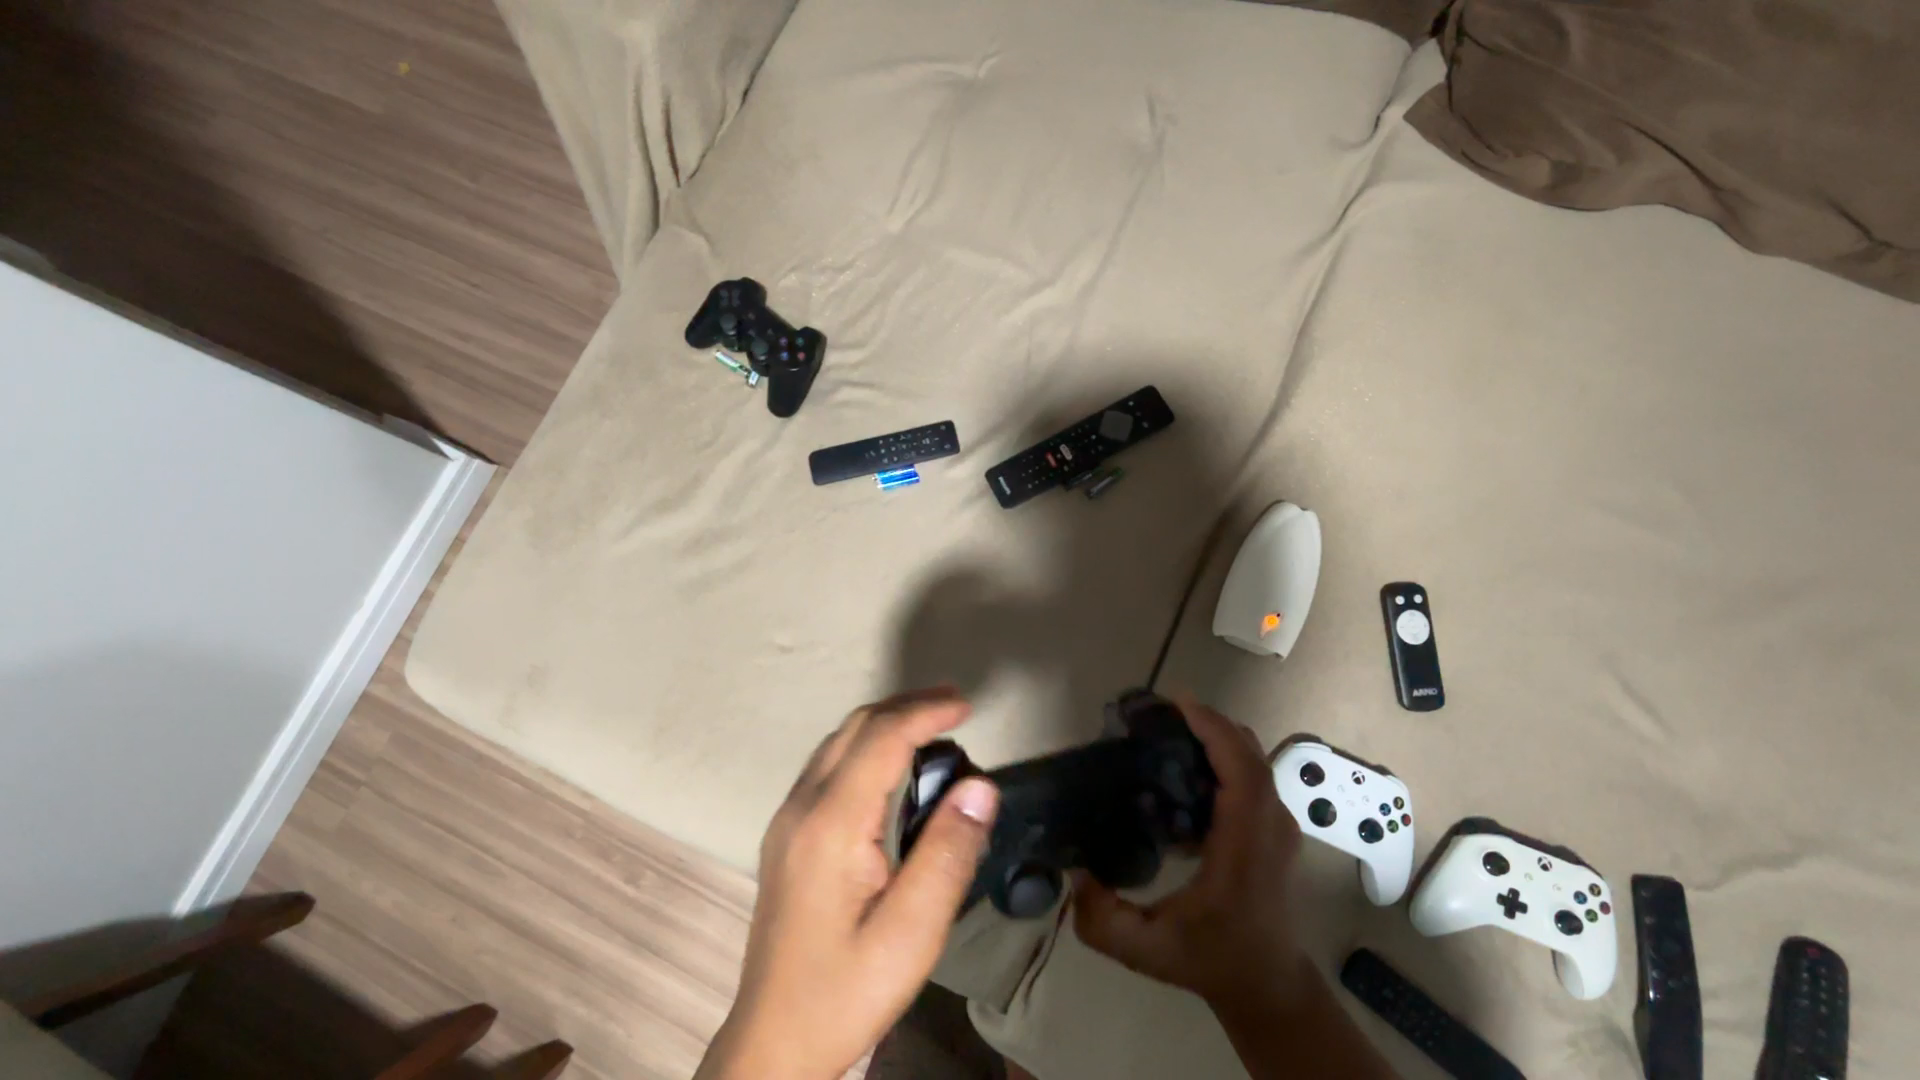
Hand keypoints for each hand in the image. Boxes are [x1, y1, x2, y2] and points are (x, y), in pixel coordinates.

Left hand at [696, 688, 999, 1079]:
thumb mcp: (911, 933)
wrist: (774, 1039)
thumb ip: (947, 854)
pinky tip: (894, 770)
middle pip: (854, 729)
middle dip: (905, 708)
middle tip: (956, 707)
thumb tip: (980, 785)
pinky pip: (828, 768)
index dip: (925, 712)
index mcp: (830, 824)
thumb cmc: (847, 990)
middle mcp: (801, 808)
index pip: (881, 739)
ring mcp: (787, 821)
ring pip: (837, 745)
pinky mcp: (786, 838)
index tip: (967, 705)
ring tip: (934, 728)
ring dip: (885, 725)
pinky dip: (867, 749)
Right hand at [1071, 699, 1310, 1012]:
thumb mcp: (1147, 949)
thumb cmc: (1211, 960)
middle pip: (1248, 752)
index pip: (1241, 768)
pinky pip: (1251, 778)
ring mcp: (1278, 827)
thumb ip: (1103, 919)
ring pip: (1252, 761)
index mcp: (1246, 845)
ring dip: (1215, 738)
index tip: (1176, 703)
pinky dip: (1223, 758)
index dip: (1212, 729)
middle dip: (1207, 723)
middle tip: (1158, 715)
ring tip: (1166, 734)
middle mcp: (1270, 826)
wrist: (1268, 985)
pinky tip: (1182, 770)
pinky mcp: (1274, 831)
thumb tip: (1074, 874)